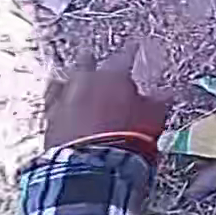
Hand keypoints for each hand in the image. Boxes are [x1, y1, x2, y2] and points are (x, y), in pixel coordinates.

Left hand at [43, 43, 173, 149]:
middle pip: (87, 63)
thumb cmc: (128, 137)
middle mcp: (84, 81)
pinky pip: (53, 103)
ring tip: (79, 86)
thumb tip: (167, 93)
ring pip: (66, 81)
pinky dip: (61, 103)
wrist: (92, 166)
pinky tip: (64, 107)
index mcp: (113, 75)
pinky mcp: (48, 119)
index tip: (137, 48)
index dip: (133, 51)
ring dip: (74, 83)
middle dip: (94, 63)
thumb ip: (158, 101)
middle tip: (101, 66)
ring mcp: (63, 98)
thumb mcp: (154, 117)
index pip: (126, 55)